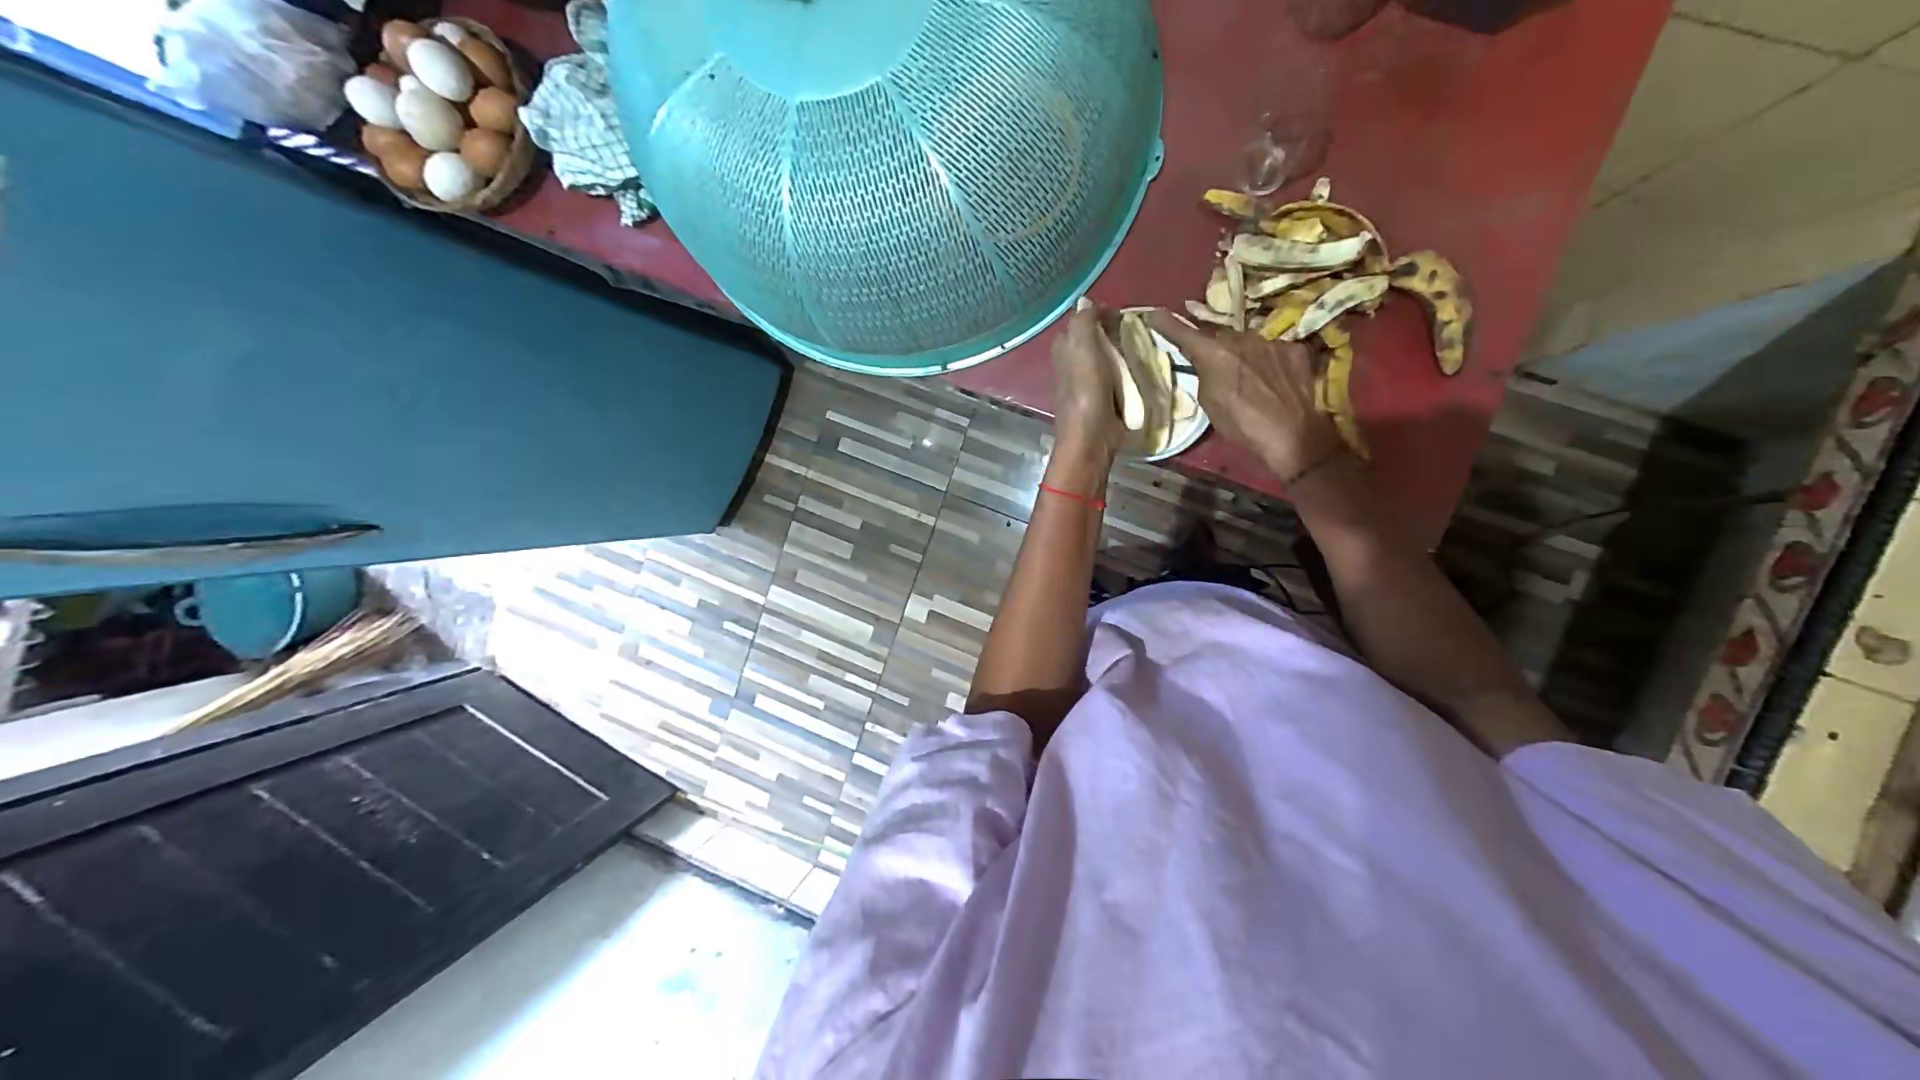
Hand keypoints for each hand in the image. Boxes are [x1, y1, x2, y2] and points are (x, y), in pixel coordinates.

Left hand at [1050, 300, 1126, 461]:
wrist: (1092, 436)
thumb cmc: (1087, 390)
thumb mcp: (1083, 347)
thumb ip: (1084, 322)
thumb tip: (1087, 301)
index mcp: (1064, 348)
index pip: (1082, 321)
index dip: (1101, 314)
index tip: (1125, 315)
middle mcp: (1071, 362)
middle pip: (1095, 338)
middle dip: (1115, 331)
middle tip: (1138, 330)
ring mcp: (1086, 381)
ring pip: (1106, 356)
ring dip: (1122, 351)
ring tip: (1143, 346)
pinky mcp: (1101, 397)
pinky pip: (1115, 375)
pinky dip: (1126, 370)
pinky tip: (1140, 369)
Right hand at [1147, 311, 1344, 483]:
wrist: (1291, 433)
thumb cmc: (1241, 424)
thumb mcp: (1210, 403)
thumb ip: (1204, 375)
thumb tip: (1207, 364)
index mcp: (1213, 353)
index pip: (1184, 334)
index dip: (1168, 324)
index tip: (1154, 314)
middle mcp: (1241, 339)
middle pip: (1220, 336)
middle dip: (1213, 345)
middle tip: (1212, 362)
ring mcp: (1270, 341)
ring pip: (1248, 342)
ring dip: (1243, 354)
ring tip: (1248, 377)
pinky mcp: (1294, 349)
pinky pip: (1274, 350)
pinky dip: (1269, 361)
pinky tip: (1273, 379)